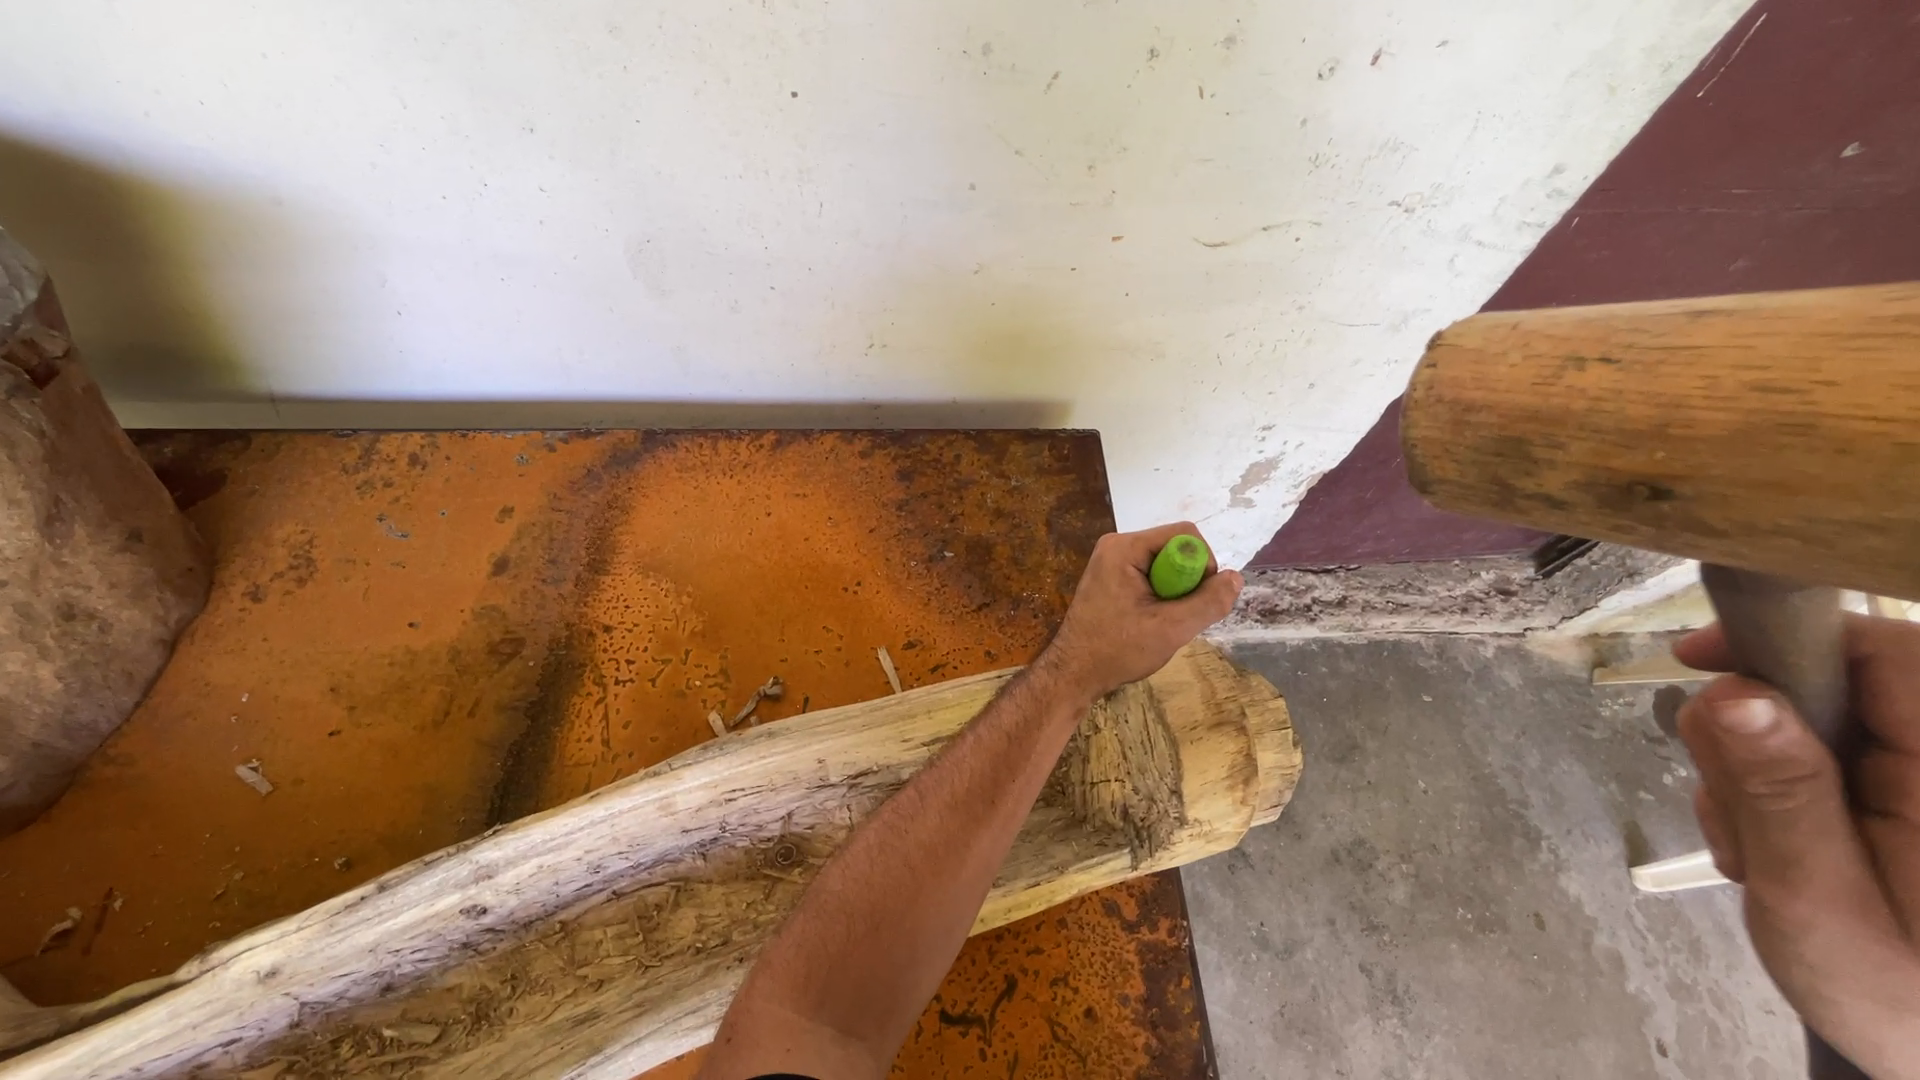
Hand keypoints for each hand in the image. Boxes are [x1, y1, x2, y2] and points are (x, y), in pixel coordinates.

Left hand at [1036, 523, 1243, 702]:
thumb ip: (1208, 601)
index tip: (1196, 599)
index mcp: (1124, 547)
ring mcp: (1111, 561)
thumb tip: (1235, 578)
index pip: (1185, 535)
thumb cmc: (1117, 650)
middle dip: (1186, 582)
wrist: (1073, 673)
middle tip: (1176, 616)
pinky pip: (1150, 575)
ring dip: (1174, 593)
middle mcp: (1116, 545)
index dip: (1201, 564)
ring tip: (1160, 622)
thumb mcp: (1171, 628)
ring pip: (1165, 565)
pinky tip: (1148, 621)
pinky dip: (1159, 596)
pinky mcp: (1111, 577)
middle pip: (1175, 548)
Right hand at [1674, 616, 1919, 1075]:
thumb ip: (1779, 794)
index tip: (1696, 662)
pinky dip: (1777, 793)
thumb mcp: (1816, 901)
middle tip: (1732, 811)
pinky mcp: (1911, 802)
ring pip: (1814, 727)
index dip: (1787, 638)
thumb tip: (1732, 694)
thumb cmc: (1896, 998)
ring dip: (1756, 774)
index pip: (1887, 654)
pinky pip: (1825, 761)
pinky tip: (1776, 850)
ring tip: (1757, 850)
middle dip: (1752, 732)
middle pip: (1834, 688)